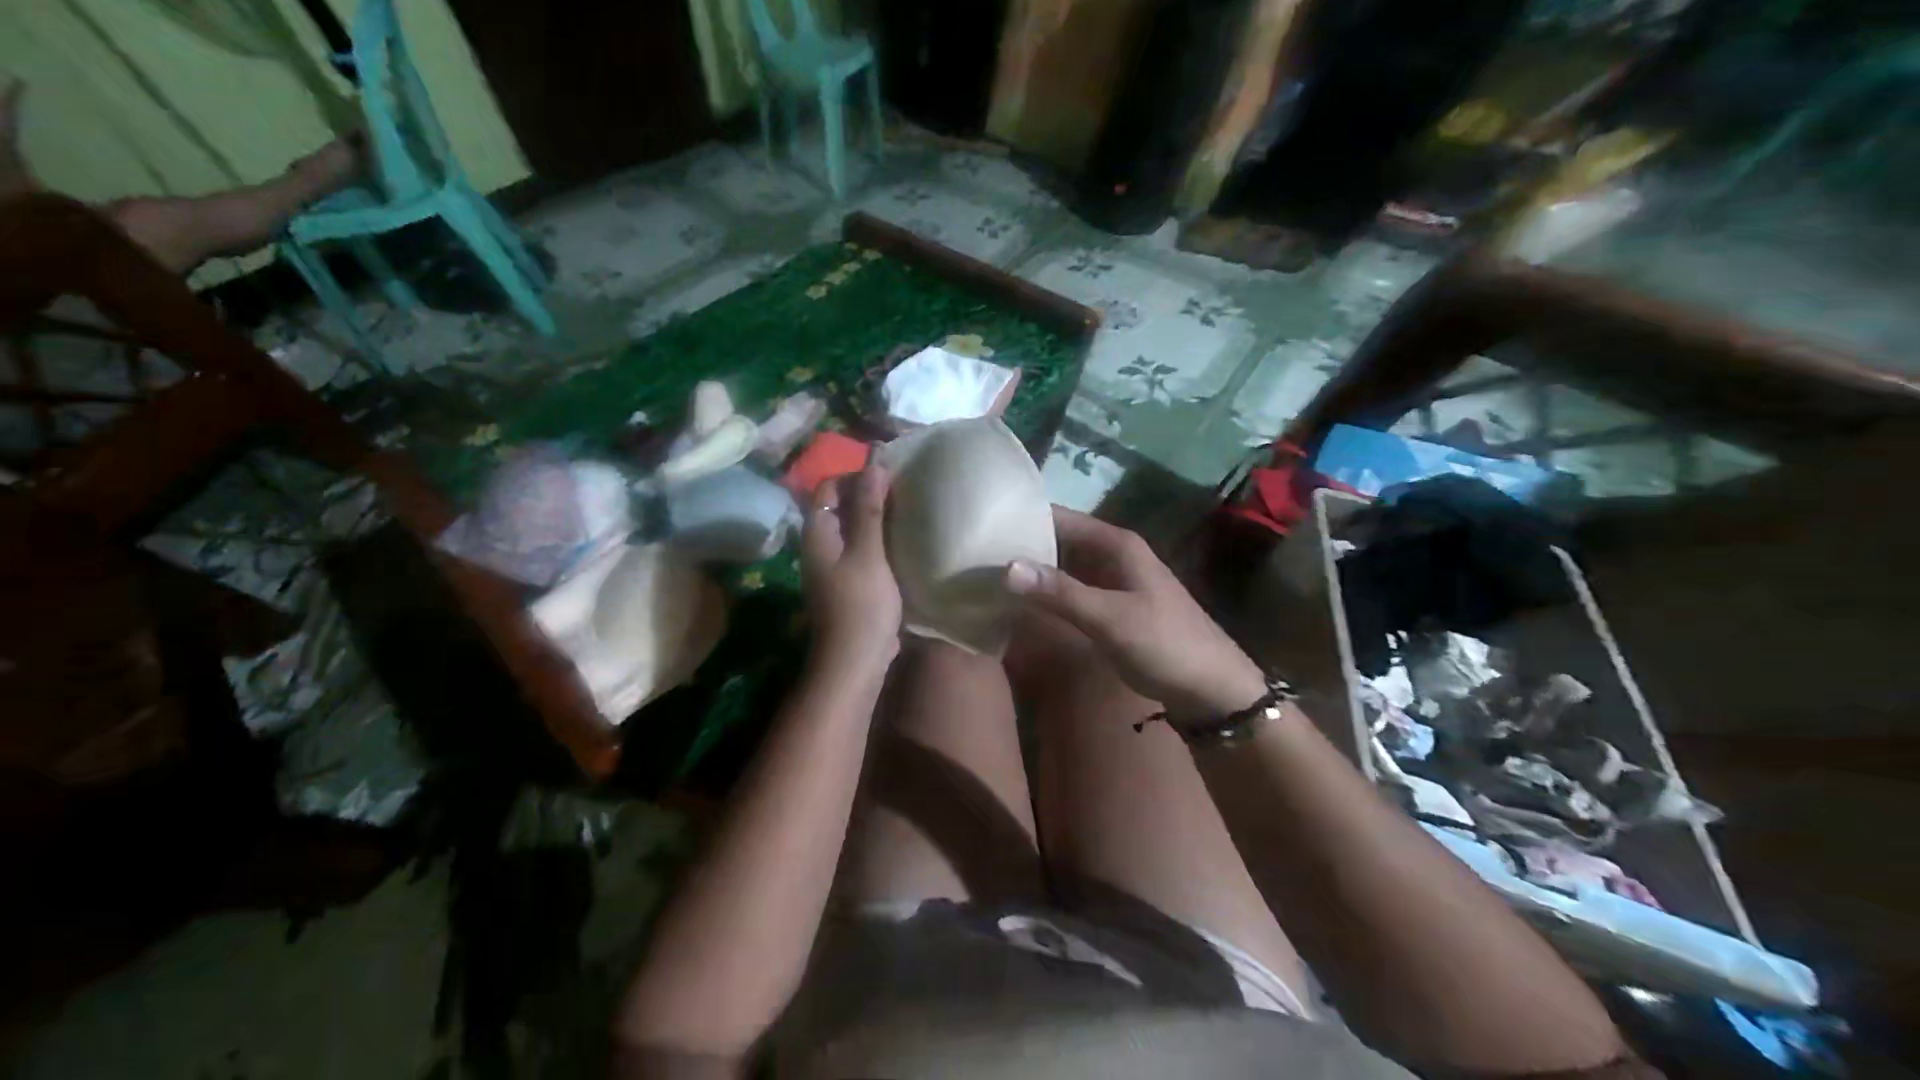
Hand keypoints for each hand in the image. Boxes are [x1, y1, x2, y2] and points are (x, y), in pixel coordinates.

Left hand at [801, 465, 900, 671]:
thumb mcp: (869, 553)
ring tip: (908, 510)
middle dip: (869, 495)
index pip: (828, 487)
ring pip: (853, 529)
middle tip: (904, 490)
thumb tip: (873, 465)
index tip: (889, 475)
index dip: (855, 475)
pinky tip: (904, 541)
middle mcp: (820, 545)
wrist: (855, 660)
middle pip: (840, 506)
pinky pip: (862, 550)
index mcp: (818, 533)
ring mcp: (834, 565)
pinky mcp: (850, 582)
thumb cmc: (861, 604)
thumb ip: (870, 509)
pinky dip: (879, 540)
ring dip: (876, 518)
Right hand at [1005, 507, 1265, 722]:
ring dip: (1031, 570)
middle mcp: (1111, 555)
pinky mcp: (1109, 607)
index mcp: (1116, 544)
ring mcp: (1111, 581)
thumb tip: (1007, 566)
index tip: (980, 524)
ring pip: (1062, 566)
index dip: (1023, 517)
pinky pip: (1069, 591)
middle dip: (1021, 544)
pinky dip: (1045, 594)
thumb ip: (1060, 592)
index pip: (1059, 517)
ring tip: (984, 574)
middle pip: (1058, 539)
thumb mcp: (1110, 617)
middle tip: (972, 553)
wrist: (1211, 689)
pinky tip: (1016, 603)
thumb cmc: (1165, 643)